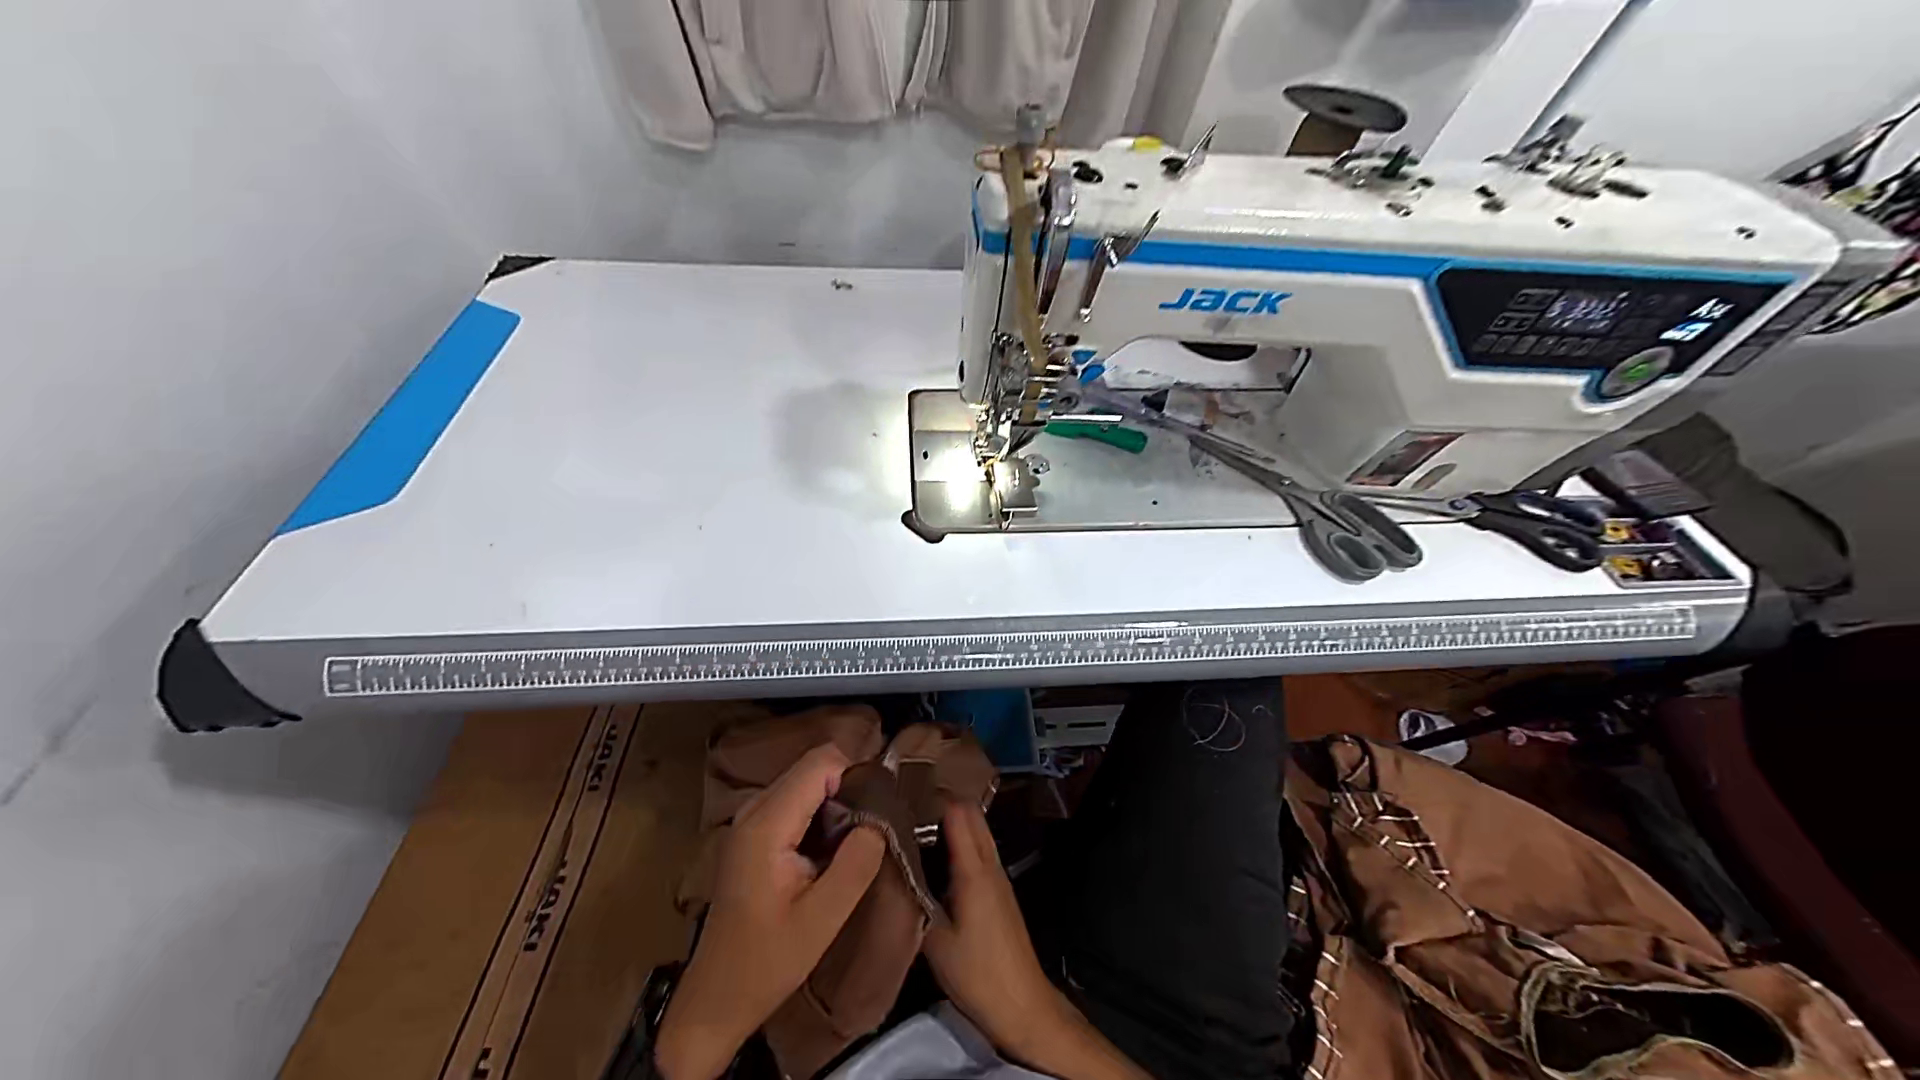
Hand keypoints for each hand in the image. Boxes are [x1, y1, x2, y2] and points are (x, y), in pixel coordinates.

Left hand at [656, 743, 885, 1079]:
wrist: (715, 998)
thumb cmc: (768, 962)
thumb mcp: (823, 919)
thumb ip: (858, 861)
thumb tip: (882, 814)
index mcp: (767, 824)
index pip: (821, 762)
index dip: (856, 777)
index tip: (877, 813)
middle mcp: (754, 809)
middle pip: (813, 766)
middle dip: (849, 788)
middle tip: (870, 831)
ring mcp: (750, 818)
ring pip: (806, 780)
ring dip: (836, 801)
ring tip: (853, 844)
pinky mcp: (753, 831)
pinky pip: (795, 799)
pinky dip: (820, 813)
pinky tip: (829, 852)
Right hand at [925, 801, 1148, 1079]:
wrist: (1023, 1005)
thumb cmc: (977, 973)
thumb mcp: (934, 939)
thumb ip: (914, 897)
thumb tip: (891, 864)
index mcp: (974, 870)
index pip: (958, 813)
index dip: (933, 797)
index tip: (903, 794)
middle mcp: (990, 864)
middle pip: (972, 814)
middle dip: (942, 802)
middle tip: (906, 806)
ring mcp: (999, 876)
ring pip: (978, 831)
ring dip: (953, 821)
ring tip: (914, 826)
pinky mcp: (1000, 890)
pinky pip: (980, 849)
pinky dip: (961, 840)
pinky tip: (936, 856)